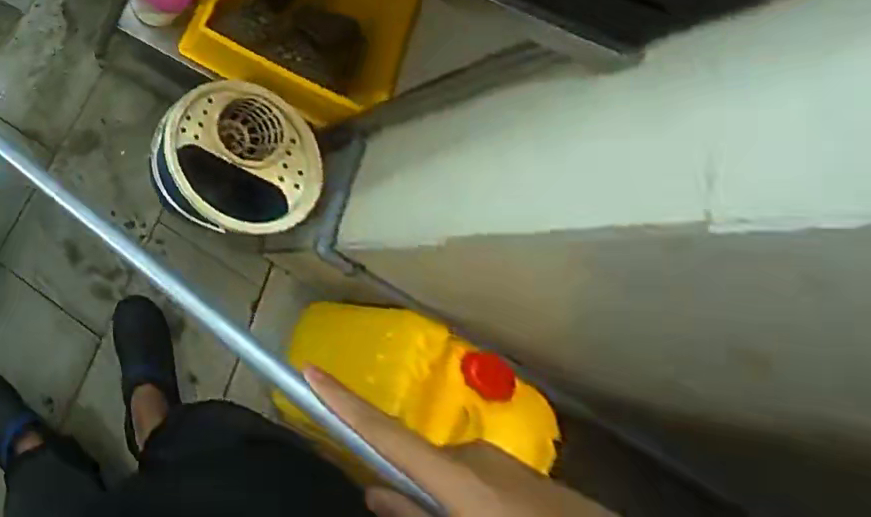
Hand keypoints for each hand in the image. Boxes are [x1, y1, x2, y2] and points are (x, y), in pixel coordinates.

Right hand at [304, 366, 617, 516]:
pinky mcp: (562, 490)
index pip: (383, 431)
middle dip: (419, 483)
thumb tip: (375, 491)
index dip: (342, 401)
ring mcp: (526, 473)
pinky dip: (496, 508)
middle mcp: (484, 461)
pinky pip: (506, 490)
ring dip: (462, 501)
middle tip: (418, 509)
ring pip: (469, 477)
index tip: (308, 369)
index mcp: (459, 478)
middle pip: (428, 460)